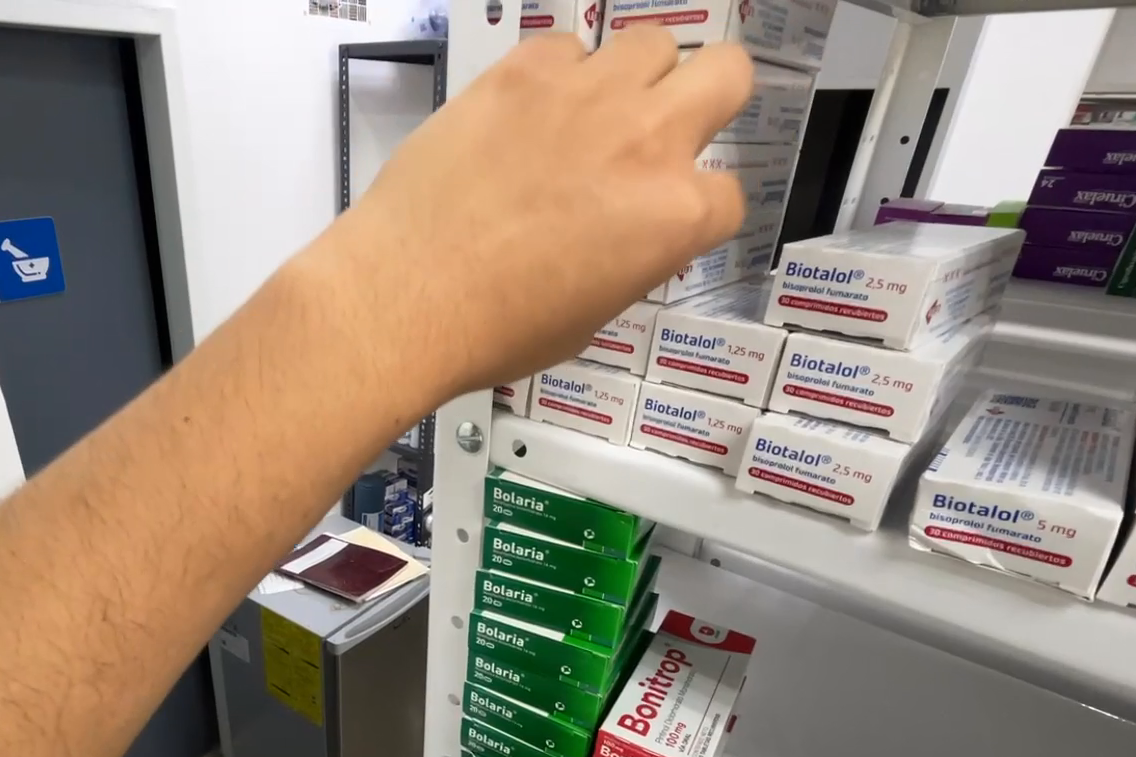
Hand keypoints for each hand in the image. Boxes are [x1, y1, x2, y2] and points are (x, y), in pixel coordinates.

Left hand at [307, 28, 753, 400]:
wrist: (406, 297)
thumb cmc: (492, 333)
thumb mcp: (585, 322)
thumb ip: (627, 265)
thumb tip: (624, 242)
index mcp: (673, 220)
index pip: (728, 197)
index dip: (697, 216)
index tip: (664, 226)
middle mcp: (646, 142)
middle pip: (727, 75)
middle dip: (703, 106)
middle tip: (653, 142)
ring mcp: (586, 95)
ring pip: (650, 44)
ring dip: (632, 82)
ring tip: (584, 125)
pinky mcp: (521, 70)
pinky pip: (566, 48)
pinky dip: (558, 79)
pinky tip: (524, 119)